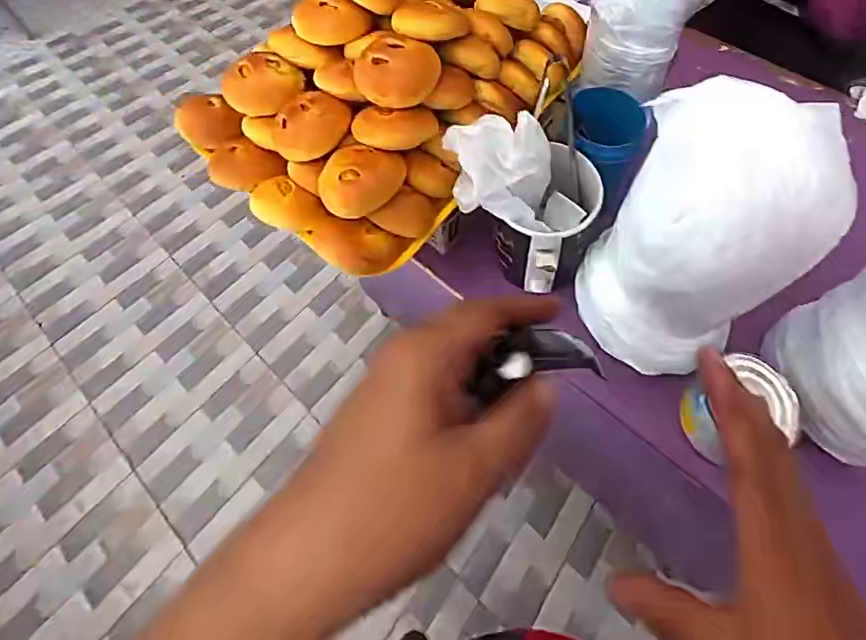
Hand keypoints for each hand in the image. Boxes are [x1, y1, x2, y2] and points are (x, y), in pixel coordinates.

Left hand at [144, 297, 557, 639]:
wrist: (305, 558)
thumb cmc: (396, 508)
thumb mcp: (474, 468)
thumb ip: (519, 420)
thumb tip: (547, 383)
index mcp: (425, 353)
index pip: (484, 311)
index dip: (525, 308)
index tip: (559, 311)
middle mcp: (402, 354)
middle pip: (466, 333)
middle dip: (509, 348)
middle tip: (547, 376)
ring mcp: (385, 382)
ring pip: (450, 363)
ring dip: (487, 379)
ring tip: (517, 417)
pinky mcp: (377, 410)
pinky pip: (432, 385)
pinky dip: (464, 398)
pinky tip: (476, 439)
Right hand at [609, 348, 865, 639]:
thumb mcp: (724, 638)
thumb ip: (669, 608)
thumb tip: (615, 581)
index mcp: (766, 528)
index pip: (745, 448)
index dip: (727, 399)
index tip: (710, 360)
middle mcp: (792, 516)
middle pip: (768, 441)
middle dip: (742, 395)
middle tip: (717, 361)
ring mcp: (811, 528)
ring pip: (783, 455)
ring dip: (758, 416)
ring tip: (736, 390)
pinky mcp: (819, 543)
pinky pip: (791, 473)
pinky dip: (772, 444)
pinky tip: (766, 450)